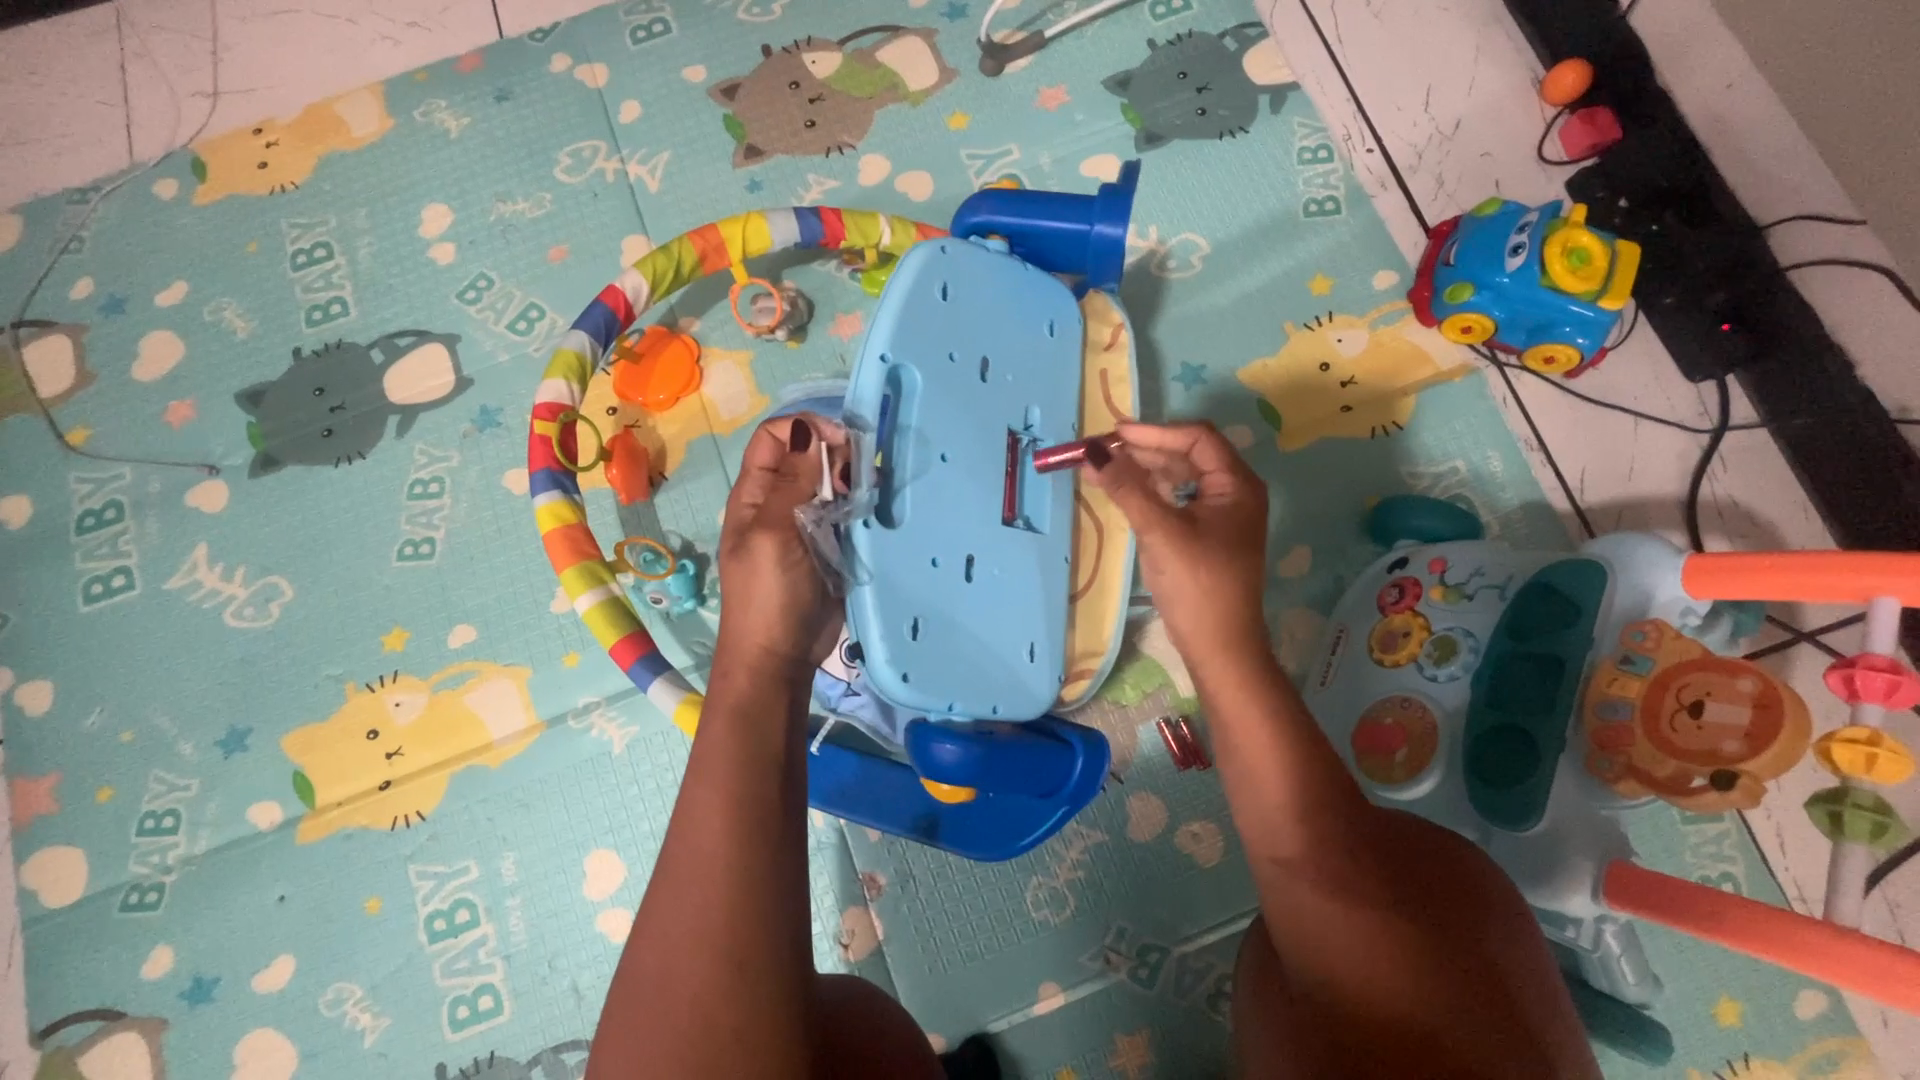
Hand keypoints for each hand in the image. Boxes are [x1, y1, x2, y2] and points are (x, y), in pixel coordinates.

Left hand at [714, 414, 849, 676]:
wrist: (781, 655)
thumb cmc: (768, 593)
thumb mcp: (774, 532)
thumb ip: (792, 481)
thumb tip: (809, 430)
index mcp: (756, 493)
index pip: (777, 437)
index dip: (807, 430)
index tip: (842, 443)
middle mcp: (782, 502)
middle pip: (810, 456)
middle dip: (838, 453)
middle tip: (860, 474)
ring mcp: (810, 525)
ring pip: (834, 484)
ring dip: (855, 480)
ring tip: (874, 492)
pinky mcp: (835, 546)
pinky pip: (850, 514)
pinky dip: (865, 507)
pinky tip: (879, 511)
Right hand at [1086, 421, 1270, 663]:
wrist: (1219, 646)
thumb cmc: (1196, 585)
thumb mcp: (1159, 531)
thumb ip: (1127, 487)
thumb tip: (1093, 451)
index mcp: (1237, 484)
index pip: (1196, 439)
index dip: (1153, 432)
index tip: (1113, 435)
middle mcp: (1235, 492)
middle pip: (1188, 455)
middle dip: (1144, 450)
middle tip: (1102, 452)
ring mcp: (1222, 516)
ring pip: (1181, 478)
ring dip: (1144, 471)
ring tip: (1105, 471)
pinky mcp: (1208, 536)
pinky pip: (1178, 500)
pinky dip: (1151, 493)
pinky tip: (1126, 494)